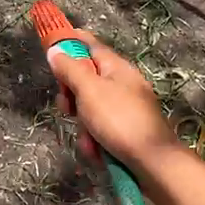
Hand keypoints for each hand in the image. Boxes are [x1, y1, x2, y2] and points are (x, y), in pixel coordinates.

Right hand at [48, 38, 180, 168]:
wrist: (154, 163)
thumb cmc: (119, 120)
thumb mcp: (88, 90)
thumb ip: (69, 68)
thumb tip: (55, 50)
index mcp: (116, 67)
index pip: (89, 44)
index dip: (69, 42)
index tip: (50, 45)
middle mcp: (122, 83)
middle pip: (85, 78)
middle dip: (71, 94)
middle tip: (67, 107)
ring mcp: (125, 106)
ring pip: (89, 105)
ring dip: (82, 123)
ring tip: (88, 138)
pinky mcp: (126, 128)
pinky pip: (100, 125)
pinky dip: (94, 137)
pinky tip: (95, 149)